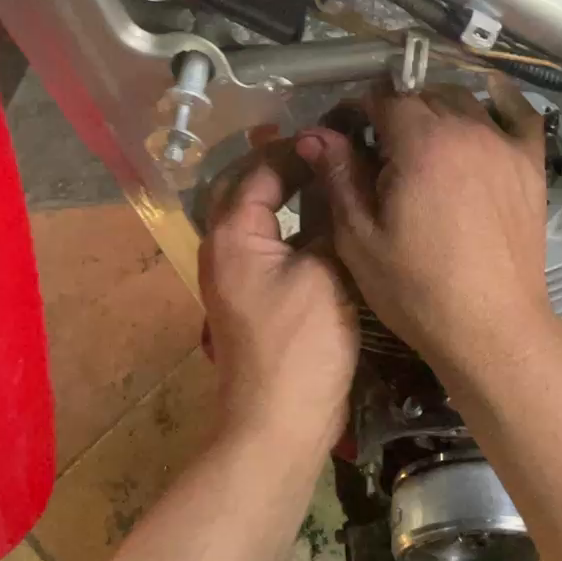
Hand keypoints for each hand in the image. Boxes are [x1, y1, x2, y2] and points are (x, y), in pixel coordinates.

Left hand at [198, 139, 358, 450]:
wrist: (276, 425)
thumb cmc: (302, 345)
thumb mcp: (327, 273)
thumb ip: (330, 217)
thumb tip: (340, 174)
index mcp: (233, 233)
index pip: (262, 168)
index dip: (300, 148)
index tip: (340, 135)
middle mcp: (221, 246)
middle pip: (244, 184)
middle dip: (281, 161)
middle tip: (325, 146)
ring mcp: (231, 272)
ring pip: (251, 212)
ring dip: (282, 189)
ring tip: (325, 172)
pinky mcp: (247, 293)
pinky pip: (262, 238)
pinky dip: (287, 220)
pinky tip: (320, 219)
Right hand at [295, 78, 554, 372]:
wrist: (492, 328)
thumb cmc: (417, 289)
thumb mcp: (359, 238)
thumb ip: (338, 177)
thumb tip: (315, 133)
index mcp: (421, 143)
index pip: (384, 99)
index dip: (359, 111)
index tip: (346, 133)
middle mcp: (466, 129)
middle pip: (424, 95)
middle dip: (396, 109)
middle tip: (379, 145)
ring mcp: (504, 144)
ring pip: (465, 101)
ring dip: (438, 108)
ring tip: (422, 140)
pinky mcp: (531, 165)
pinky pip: (520, 115)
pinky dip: (502, 102)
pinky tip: (488, 103)